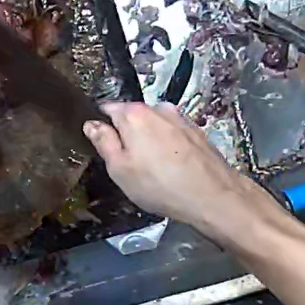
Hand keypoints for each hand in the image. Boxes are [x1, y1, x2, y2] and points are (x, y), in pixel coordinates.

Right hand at [82, 101, 264, 238]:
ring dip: (148, 141)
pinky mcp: (196, 131)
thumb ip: (103, 141)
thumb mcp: (119, 168)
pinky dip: (167, 146)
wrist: (213, 197)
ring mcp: (180, 118)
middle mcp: (157, 108)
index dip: (101, 127)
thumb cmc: (160, 185)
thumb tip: (91, 124)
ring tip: (152, 169)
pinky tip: (171, 168)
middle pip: (132, 116)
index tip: (103, 146)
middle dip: (126, 134)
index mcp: (133, 114)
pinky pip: (171, 134)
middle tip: (127, 163)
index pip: (106, 109)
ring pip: (153, 126)